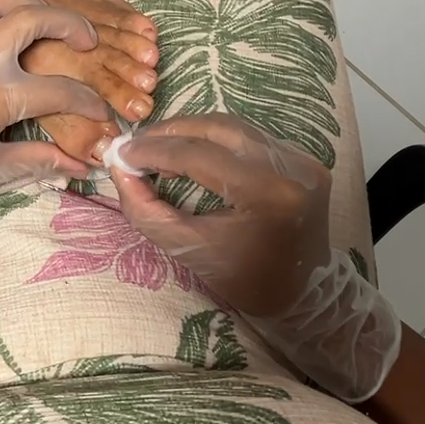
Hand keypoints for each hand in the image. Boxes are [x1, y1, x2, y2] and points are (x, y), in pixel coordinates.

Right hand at [106, 114, 399, 400]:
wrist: (306, 296)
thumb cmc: (245, 280)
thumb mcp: (187, 249)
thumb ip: (147, 209)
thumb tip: (118, 168)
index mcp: (267, 193)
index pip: (198, 155)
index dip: (153, 150)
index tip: (120, 153)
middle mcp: (291, 166)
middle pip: (216, 128)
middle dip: (169, 132)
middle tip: (135, 145)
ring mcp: (302, 159)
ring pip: (232, 127)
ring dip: (190, 132)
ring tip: (157, 148)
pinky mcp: (302, 158)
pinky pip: (248, 137)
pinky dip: (213, 140)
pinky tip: (191, 152)